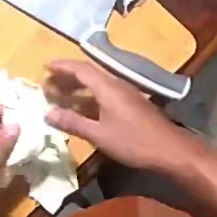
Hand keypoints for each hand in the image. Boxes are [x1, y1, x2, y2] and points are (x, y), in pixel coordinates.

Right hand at [45, 59, 197, 172]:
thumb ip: (73, 122)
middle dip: (67, 78)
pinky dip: (90, 97)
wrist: (170, 150)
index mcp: (108, 88)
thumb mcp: (99, 135)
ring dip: (78, 88)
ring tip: (60, 95)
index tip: (45, 66)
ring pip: (97, 85)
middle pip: (89, 75)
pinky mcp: (132, 105)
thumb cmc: (133, 141)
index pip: (81, 69)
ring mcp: (127, 95)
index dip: (62, 66)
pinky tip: (83, 108)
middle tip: (48, 84)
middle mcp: (117, 85)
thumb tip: (48, 113)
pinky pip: (105, 94)